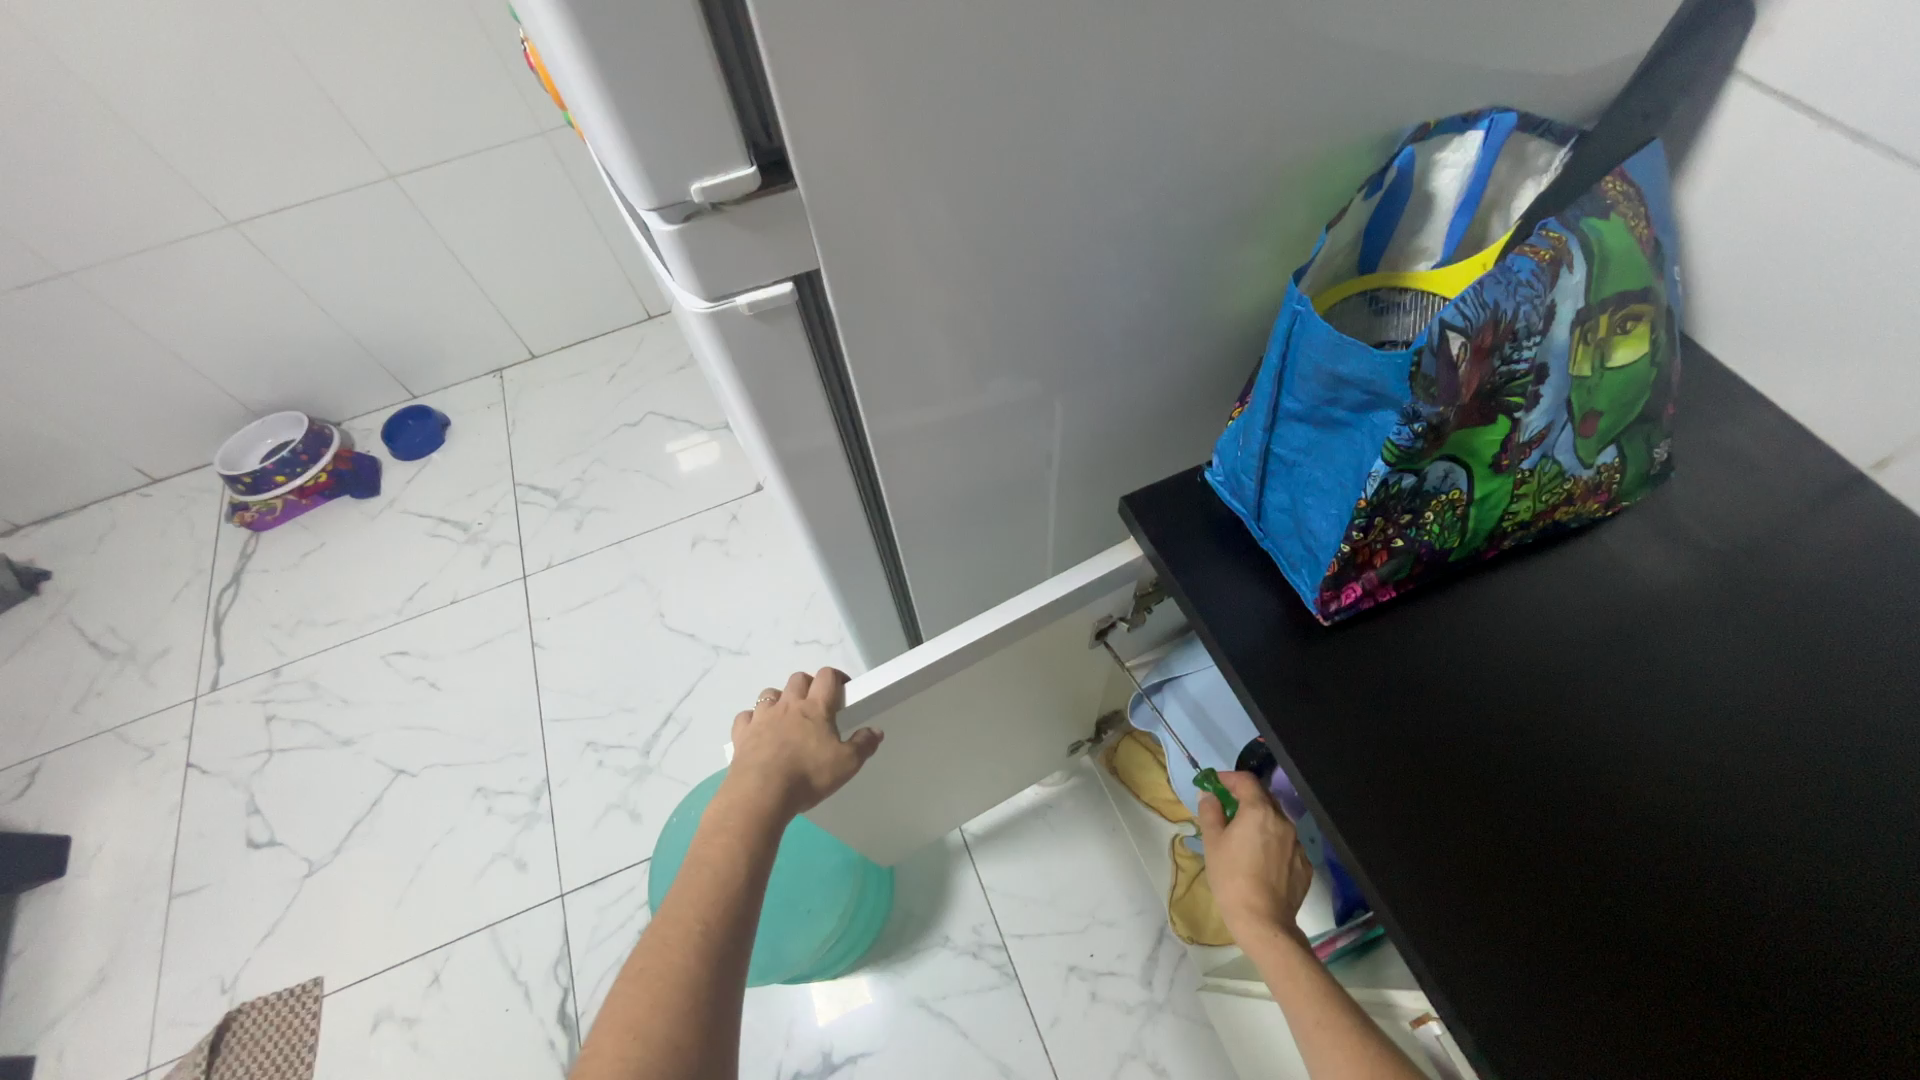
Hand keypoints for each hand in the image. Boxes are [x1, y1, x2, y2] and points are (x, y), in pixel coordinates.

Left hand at [722, 668, 882, 820]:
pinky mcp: (742, 733)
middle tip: (817, 704)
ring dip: (780, 699)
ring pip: (770, 693)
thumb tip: (876, 731)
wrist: (761, 793)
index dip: (836, 677)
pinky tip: (759, 731)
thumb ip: (863, 745)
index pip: (827, 677)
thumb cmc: (808, 775)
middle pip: (798, 679)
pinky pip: (746, 716)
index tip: (843, 689)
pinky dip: (754, 719)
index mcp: (816, 708)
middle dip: (809, 685)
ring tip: (787, 718)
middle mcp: (788, 705)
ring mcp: (762, 717)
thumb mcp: (846, 765)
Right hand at [1197, 770, 1313, 942]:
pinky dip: (1273, 842)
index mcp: (1259, 811)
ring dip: (1260, 820)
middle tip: (1227, 808)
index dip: (1229, 778)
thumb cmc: (1231, 877)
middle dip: (1245, 798)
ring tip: (1244, 837)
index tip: (1215, 784)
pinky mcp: (1305, 865)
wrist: (1263, 921)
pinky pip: (1286, 844)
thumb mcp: (1212, 842)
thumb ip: (1210, 812)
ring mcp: (1298, 844)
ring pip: (1277, 821)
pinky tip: (1261, 860)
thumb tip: (1209, 796)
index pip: (1246, 781)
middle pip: (1264, 798)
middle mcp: (1283, 821)